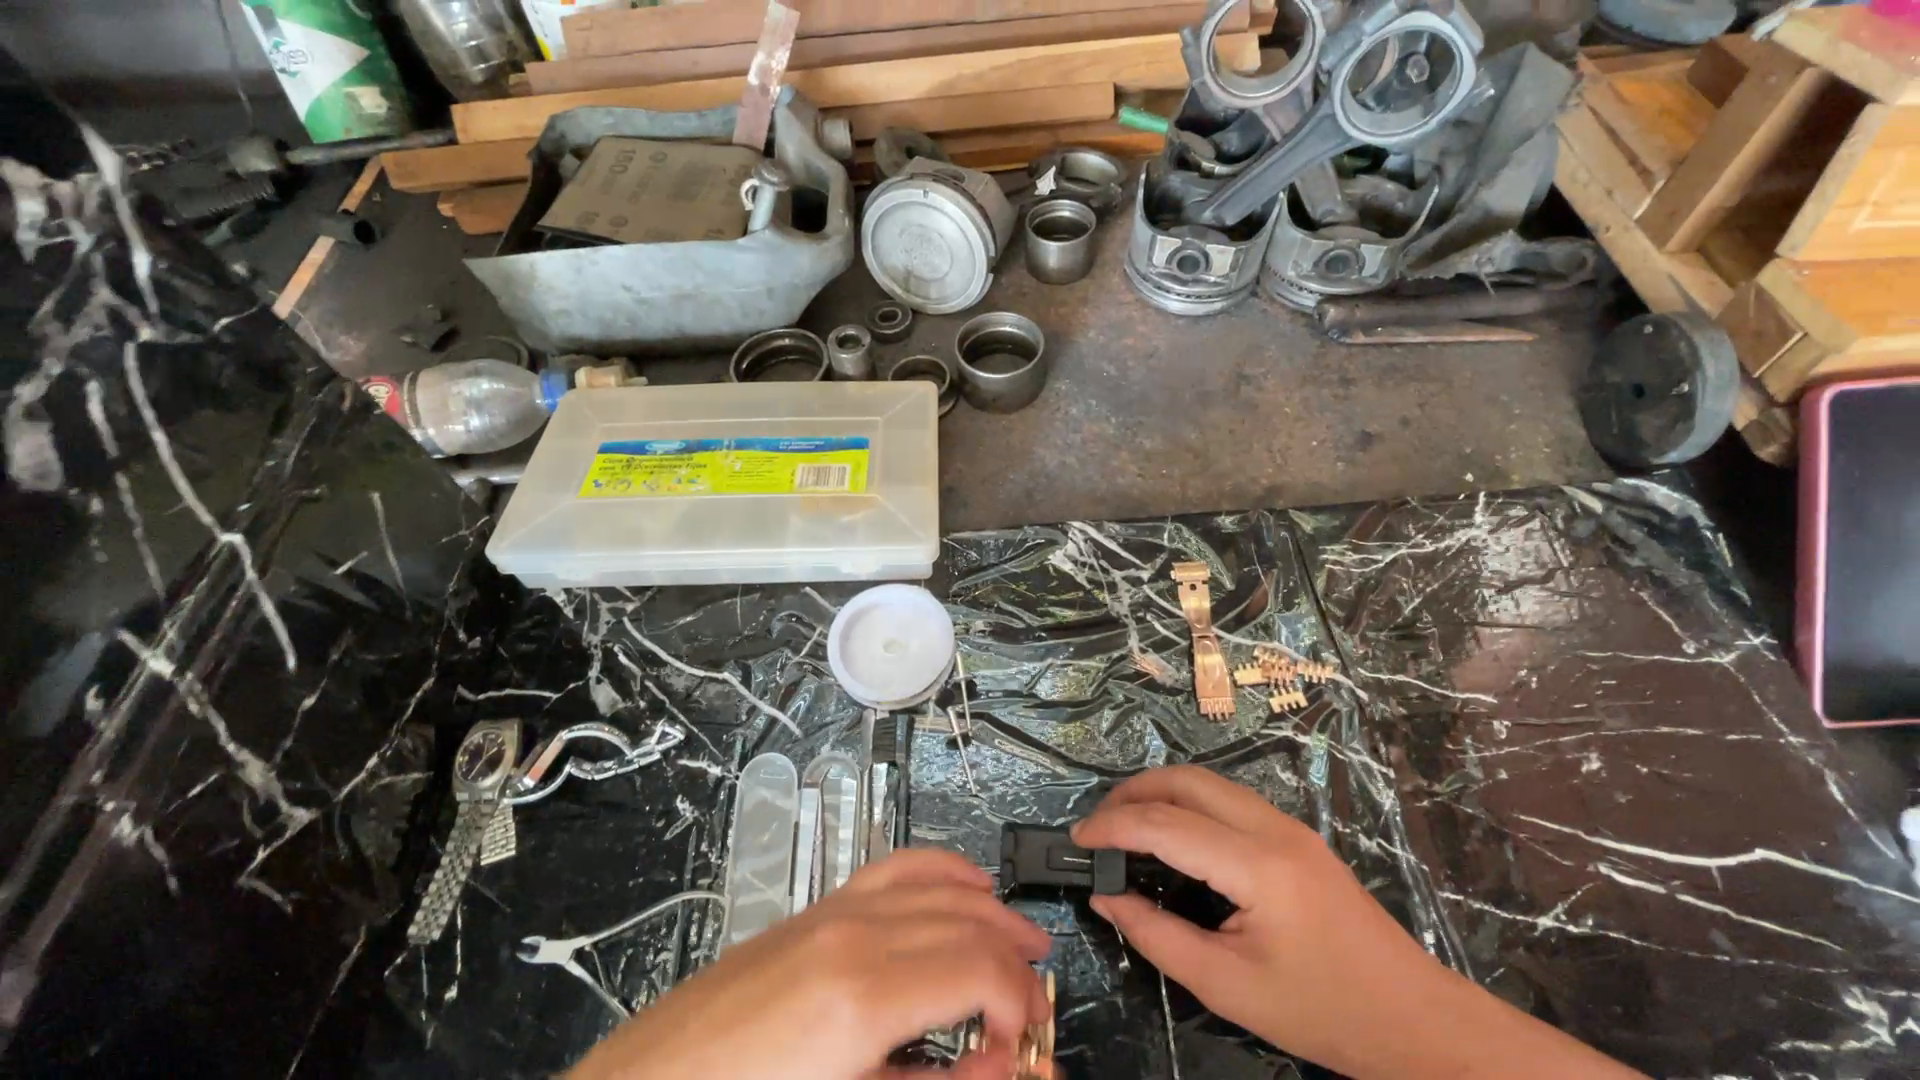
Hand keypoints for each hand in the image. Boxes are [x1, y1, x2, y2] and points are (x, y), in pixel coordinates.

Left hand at [568, 849, 1051, 1079]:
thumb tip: (997, 1064)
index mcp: (864, 997)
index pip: (981, 970)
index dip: (1021, 1003)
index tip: (1025, 1040)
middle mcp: (855, 935)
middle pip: (969, 921)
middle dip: (1015, 959)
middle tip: (1033, 1003)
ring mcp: (833, 912)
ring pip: (939, 884)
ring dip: (989, 909)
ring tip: (1021, 941)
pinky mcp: (815, 909)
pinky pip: (893, 869)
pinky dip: (941, 870)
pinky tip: (965, 884)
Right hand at [1073, 766, 1642, 1079]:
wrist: (1416, 1020)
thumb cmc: (1322, 1012)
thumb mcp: (1226, 986)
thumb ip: (1156, 936)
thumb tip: (1106, 898)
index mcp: (1257, 866)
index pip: (1165, 823)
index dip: (1112, 826)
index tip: (1077, 840)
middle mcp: (1273, 829)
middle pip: (1187, 780)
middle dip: (1132, 792)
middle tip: (1096, 826)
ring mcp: (1290, 828)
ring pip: (1209, 783)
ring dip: (1160, 794)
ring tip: (1123, 827)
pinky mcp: (1297, 838)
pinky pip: (1229, 801)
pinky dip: (1188, 806)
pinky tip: (1170, 837)